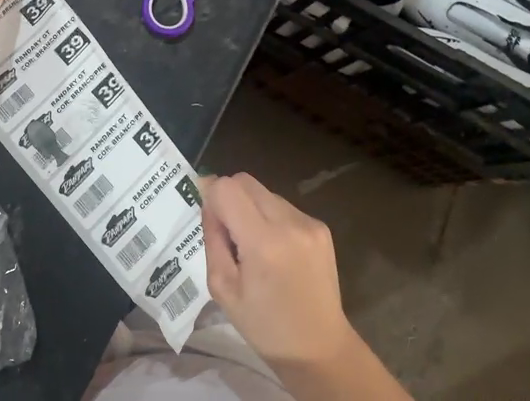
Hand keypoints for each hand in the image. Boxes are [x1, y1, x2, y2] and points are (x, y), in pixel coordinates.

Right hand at [202, 173, 356, 368]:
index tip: (211, 221)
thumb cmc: (264, 326)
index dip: (212, 198)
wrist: (319, 349)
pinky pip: (283, 206)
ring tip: (254, 246)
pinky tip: (276, 250)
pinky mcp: (321, 227)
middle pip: (245, 181)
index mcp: (263, 243)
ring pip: (264, 192)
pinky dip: (271, 218)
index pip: (226, 188)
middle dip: (229, 198)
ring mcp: (309, 223)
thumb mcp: (222, 289)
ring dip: (251, 208)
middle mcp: (289, 223)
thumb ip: (213, 239)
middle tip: (229, 233)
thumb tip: (208, 202)